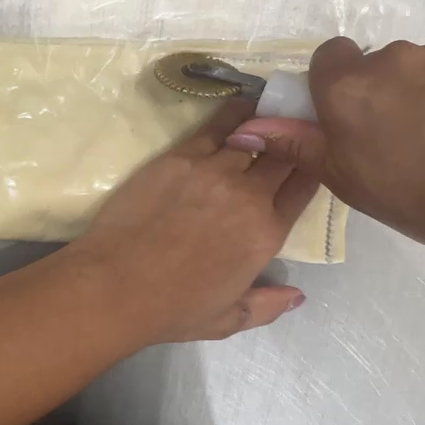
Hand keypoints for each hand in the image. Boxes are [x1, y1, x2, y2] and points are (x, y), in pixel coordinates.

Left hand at [66, 100, 317, 344]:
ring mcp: (214, 171)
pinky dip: (233, 114)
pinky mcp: (179, 157)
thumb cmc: (170, 309)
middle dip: (291, 143)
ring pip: (254, 134)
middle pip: (285, 154)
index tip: (306, 161)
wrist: (115, 285)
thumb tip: (297, 296)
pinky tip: (239, 104)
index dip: (309, 170)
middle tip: (289, 133)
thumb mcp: (226, 320)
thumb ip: (266, 306)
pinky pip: (216, 126)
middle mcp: (249, 196)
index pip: (305, 187)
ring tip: (268, 113)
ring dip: (265, 125)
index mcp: (267, 234)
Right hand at [229, 37, 424, 255]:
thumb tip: (247, 127)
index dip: (336, 84)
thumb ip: (300, 147)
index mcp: (352, 89)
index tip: (350, 118)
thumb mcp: (351, 183)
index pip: (328, 57)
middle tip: (407, 141)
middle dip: (387, 92)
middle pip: (382, 64)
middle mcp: (400, 58)